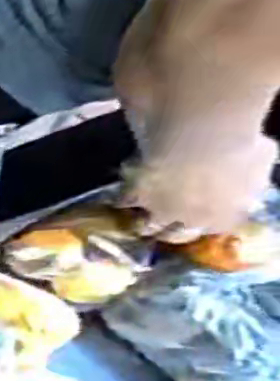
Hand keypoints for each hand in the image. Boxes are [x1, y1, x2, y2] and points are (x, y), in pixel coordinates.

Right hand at [121, 133, 275, 240]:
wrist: (199, 145)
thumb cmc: (240, 152)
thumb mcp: (258, 170)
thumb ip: (248, 185)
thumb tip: (242, 190)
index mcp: (225, 215)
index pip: (215, 229)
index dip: (208, 224)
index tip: (203, 218)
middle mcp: (190, 220)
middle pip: (174, 235)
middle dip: (169, 231)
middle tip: (164, 223)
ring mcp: (158, 211)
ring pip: (145, 226)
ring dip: (143, 221)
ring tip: (138, 214)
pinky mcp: (133, 199)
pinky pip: (123, 203)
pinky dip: (122, 200)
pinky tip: (122, 194)